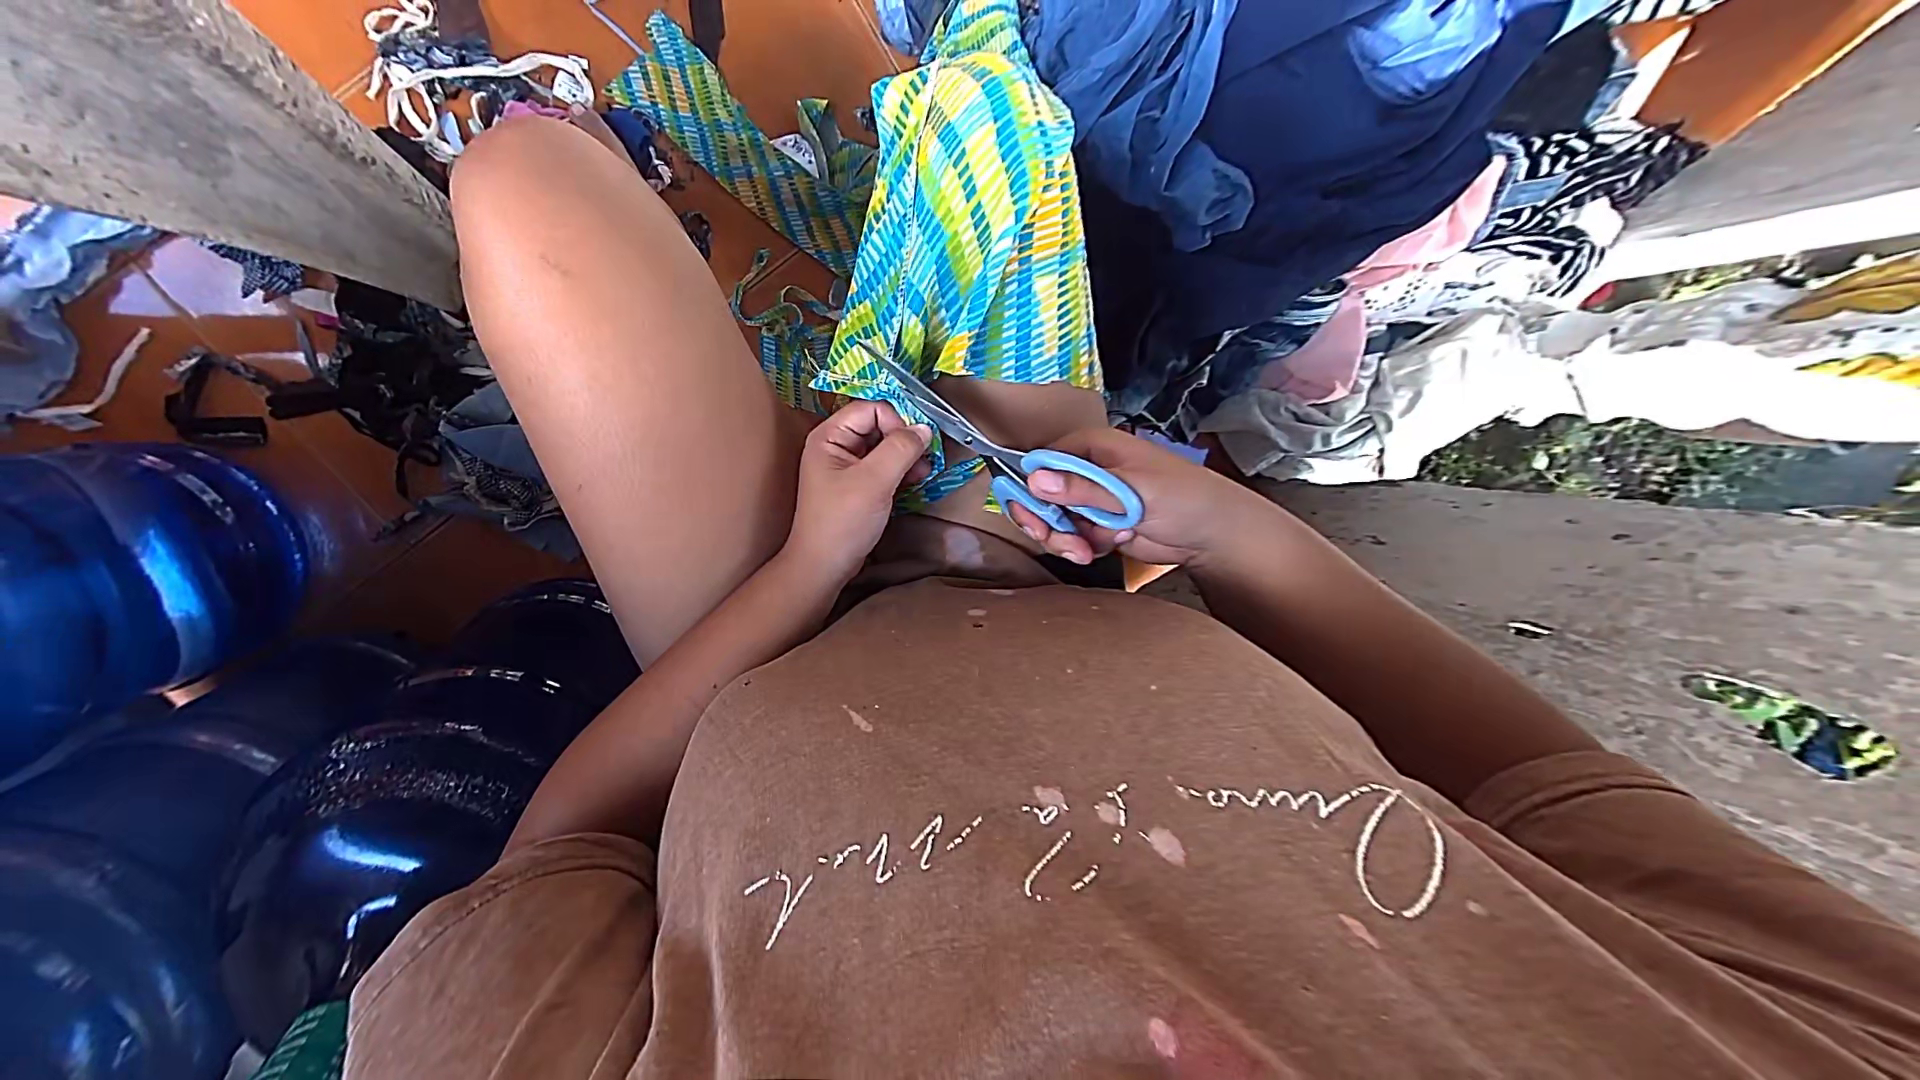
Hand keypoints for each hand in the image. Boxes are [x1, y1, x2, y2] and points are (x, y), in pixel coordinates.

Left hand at [784, 400, 933, 586]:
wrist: (824, 566)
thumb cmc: (843, 522)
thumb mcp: (875, 481)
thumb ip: (900, 449)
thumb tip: (924, 428)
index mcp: (829, 436)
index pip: (871, 409)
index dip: (897, 421)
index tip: (918, 443)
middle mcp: (835, 445)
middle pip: (878, 425)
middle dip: (905, 438)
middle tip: (926, 458)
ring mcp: (846, 466)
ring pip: (884, 446)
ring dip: (907, 455)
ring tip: (923, 472)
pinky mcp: (857, 484)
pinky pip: (883, 465)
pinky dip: (900, 470)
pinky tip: (914, 480)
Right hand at [1005, 427, 1272, 566]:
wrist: (1213, 533)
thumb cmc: (1183, 497)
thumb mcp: (1131, 491)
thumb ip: (1083, 488)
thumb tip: (1036, 480)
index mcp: (1091, 447)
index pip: (1041, 462)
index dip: (1030, 490)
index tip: (1037, 517)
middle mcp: (1086, 470)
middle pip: (1040, 495)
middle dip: (1046, 522)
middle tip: (1061, 541)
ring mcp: (1091, 499)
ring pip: (1053, 520)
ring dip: (1064, 540)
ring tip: (1089, 550)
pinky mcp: (1097, 524)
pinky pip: (1070, 536)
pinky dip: (1080, 547)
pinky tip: (1105, 548)